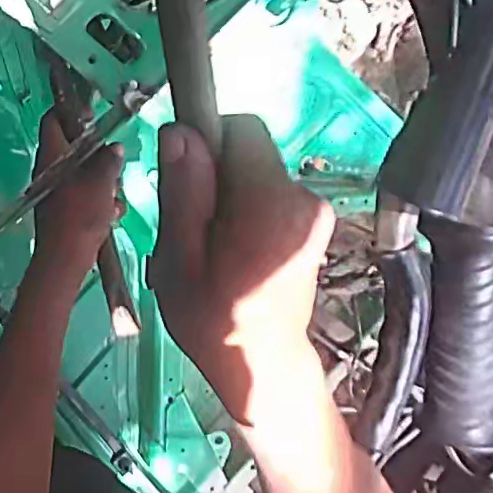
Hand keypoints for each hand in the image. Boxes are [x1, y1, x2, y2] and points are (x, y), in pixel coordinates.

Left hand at [30, 111, 123, 277]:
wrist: (66, 257)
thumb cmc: (80, 213)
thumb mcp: (102, 180)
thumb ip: (109, 159)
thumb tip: (114, 147)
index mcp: (52, 154)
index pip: (53, 118)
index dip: (72, 109)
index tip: (94, 111)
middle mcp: (48, 169)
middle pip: (74, 148)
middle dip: (98, 155)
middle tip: (114, 164)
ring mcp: (54, 190)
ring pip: (83, 173)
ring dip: (103, 182)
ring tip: (113, 195)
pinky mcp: (62, 209)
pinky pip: (83, 195)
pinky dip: (99, 201)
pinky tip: (111, 213)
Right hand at [149, 117, 333, 424]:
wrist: (262, 365)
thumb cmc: (212, 321)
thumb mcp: (179, 260)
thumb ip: (183, 193)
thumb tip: (179, 131)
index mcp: (269, 204)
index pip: (239, 128)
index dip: (204, 143)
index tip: (184, 182)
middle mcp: (303, 197)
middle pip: (246, 151)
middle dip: (210, 177)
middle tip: (190, 228)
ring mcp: (313, 210)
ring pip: (252, 172)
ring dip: (223, 197)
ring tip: (208, 246)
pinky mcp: (313, 221)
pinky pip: (266, 193)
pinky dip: (243, 210)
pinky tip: (231, 250)